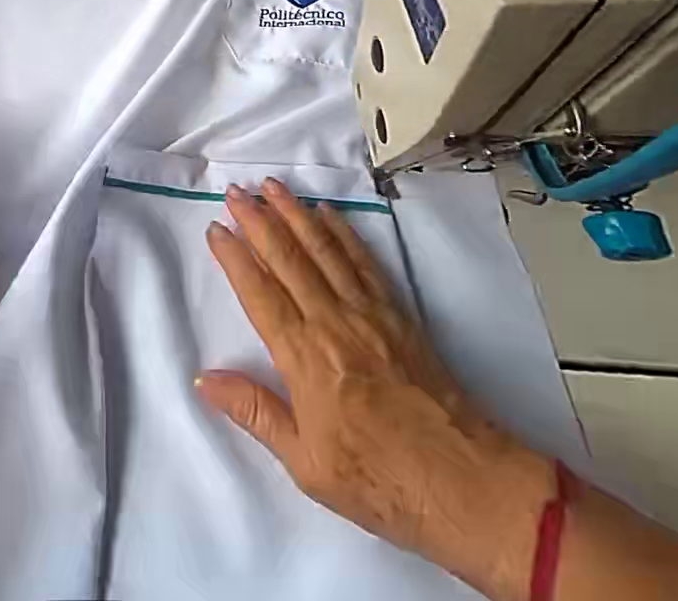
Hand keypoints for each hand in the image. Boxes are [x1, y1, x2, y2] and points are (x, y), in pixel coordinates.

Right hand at [197, 179, 552, 598]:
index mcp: (304, 358)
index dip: (234, 258)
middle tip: (236, 191)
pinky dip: (344, 235)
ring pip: (324, 253)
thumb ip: (253, 412)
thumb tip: (203, 379)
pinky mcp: (399, 318)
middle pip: (288, 261)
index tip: (215, 228)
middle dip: (258, 221)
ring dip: (296, 215)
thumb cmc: (380, 480)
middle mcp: (333, 325)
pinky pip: (365, 265)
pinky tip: (327, 214)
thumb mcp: (305, 462)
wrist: (474, 489)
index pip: (259, 293)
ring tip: (273, 187)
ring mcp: (369, 316)